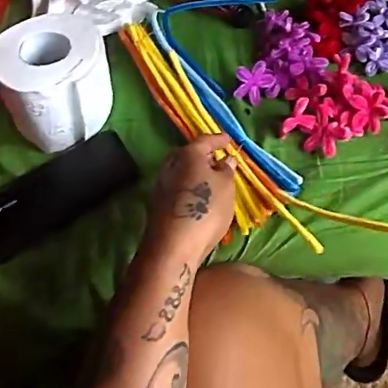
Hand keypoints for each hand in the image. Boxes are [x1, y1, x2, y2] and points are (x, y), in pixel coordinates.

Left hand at [144, 134, 236, 262]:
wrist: (171, 248)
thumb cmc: (205, 209)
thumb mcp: (226, 187)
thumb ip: (227, 170)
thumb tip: (225, 159)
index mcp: (188, 154)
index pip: (206, 140)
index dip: (220, 139)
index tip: (230, 140)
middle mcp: (171, 164)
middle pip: (189, 154)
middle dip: (204, 155)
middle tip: (218, 158)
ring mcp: (161, 185)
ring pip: (182, 171)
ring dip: (196, 172)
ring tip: (212, 178)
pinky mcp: (157, 204)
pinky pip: (178, 186)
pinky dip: (189, 186)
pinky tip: (198, 195)